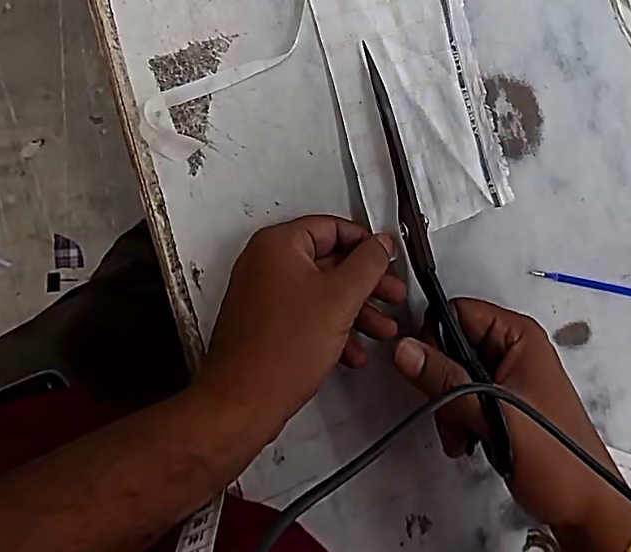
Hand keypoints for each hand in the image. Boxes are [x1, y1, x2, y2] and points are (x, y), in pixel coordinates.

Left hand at [197, 216, 406, 436]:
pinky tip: (351, 347)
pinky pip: (305, 312)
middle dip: (365, 282)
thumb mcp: (340, 298)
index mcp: (278, 244)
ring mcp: (261, 292)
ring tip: (378, 325)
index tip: (384, 257)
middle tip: (388, 291)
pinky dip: (331, 325)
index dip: (365, 243)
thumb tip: (380, 244)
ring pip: (320, 289)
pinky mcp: (263, 322)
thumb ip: (368, 264)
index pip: (333, 227)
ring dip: (354, 308)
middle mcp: (264, 262)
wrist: (242, 404)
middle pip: (329, 259)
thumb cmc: (276, 354)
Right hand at [393, 300, 630, 551]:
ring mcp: (509, 374)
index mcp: (519, 335)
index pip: (458, 311)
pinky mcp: (503, 398)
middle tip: (450, 410)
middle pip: (453, 343)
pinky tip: (470, 438)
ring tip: (463, 432)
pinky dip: (460, 416)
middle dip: (444, 382)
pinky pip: (465, 393)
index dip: (436, 337)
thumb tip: (409, 352)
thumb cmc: (562, 461)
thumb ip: (447, 382)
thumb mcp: (495, 416)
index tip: (428, 368)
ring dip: (450, 405)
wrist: (586, 511)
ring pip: (456, 372)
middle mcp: (514, 348)